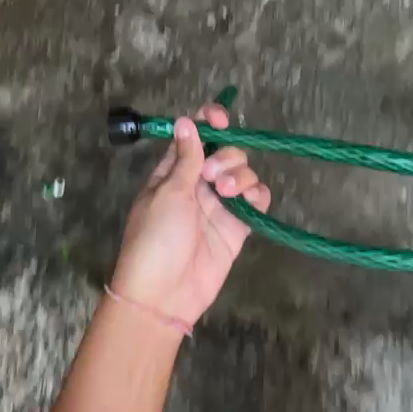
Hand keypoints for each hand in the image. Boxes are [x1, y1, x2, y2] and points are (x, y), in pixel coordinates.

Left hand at [111, 101, 271, 326]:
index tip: (219, 118)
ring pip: (242, 173)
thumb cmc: (155, 238)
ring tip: (226, 192)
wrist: (164, 293)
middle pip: (223, 152)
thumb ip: (186, 158)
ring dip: (240, 173)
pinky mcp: (237, 227)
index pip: (193, 137)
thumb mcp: (167, 192)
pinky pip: (256, 201)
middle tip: (213, 175)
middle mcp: (197, 184)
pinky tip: (247, 200)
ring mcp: (219, 206)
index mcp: (171, 172)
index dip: (208, 123)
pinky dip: (257, 194)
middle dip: (225, 154)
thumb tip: (186, 120)